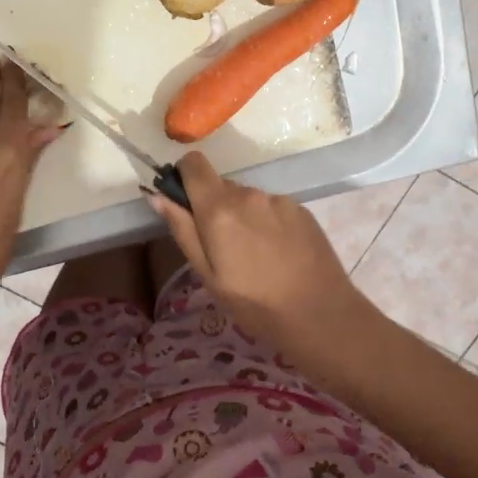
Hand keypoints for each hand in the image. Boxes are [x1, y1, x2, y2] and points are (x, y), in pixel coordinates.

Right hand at [147, 152, 374, 359]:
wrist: (320, 314)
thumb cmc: (254, 303)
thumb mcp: (207, 275)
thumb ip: (182, 230)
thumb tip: (158, 195)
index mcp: (218, 208)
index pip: (194, 164)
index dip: (185, 177)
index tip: (186, 204)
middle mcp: (247, 194)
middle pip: (221, 186)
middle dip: (216, 207)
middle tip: (224, 248)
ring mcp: (277, 200)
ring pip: (248, 199)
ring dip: (243, 216)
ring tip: (256, 256)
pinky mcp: (300, 209)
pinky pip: (272, 208)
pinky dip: (268, 223)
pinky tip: (279, 254)